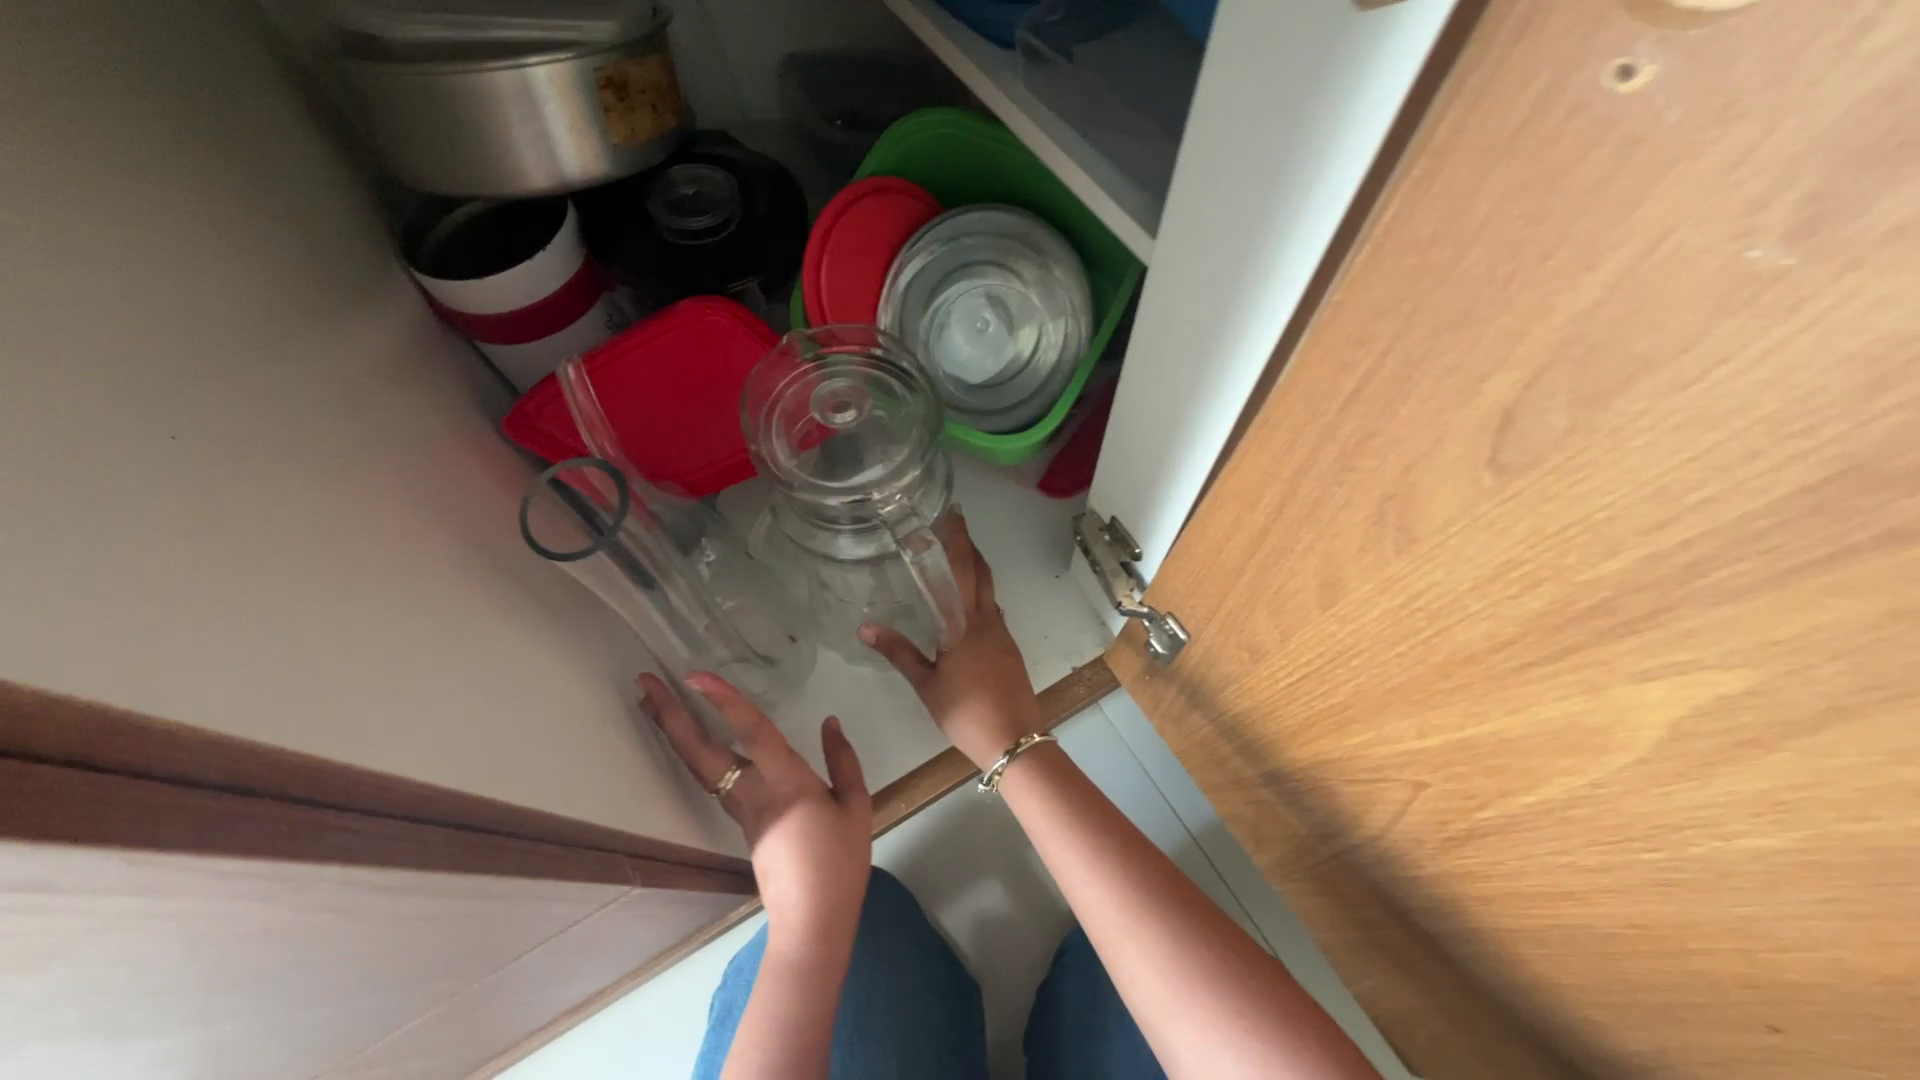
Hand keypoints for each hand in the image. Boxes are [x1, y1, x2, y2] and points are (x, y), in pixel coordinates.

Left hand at [639, 672, 872, 945]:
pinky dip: (694, 754)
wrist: (813, 919)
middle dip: (671, 716)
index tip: (696, 676)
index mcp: (788, 783)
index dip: (725, 701)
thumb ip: (844, 762)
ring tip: (653, 702)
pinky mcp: (741, 824)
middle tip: (644, 683)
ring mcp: (742, 811)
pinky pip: (712, 781)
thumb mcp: (857, 808)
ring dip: (674, 732)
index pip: (753, 732)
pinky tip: (693, 741)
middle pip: (703, 752)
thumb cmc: (840, 862)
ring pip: (701, 766)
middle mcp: (755, 793)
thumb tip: (831, 724)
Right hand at [860, 509, 1044, 769]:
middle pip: (982, 574)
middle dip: (970, 548)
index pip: (962, 569)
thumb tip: (865, 628)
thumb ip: (899, 653)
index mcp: (966, 623)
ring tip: (957, 560)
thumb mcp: (927, 684)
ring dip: (977, 570)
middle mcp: (989, 621)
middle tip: (955, 527)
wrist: (1014, 739)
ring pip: (990, 592)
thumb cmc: (965, 711)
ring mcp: (1003, 635)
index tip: (953, 514)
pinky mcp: (1010, 650)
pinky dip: (981, 597)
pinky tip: (968, 608)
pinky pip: (993, 613)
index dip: (958, 540)